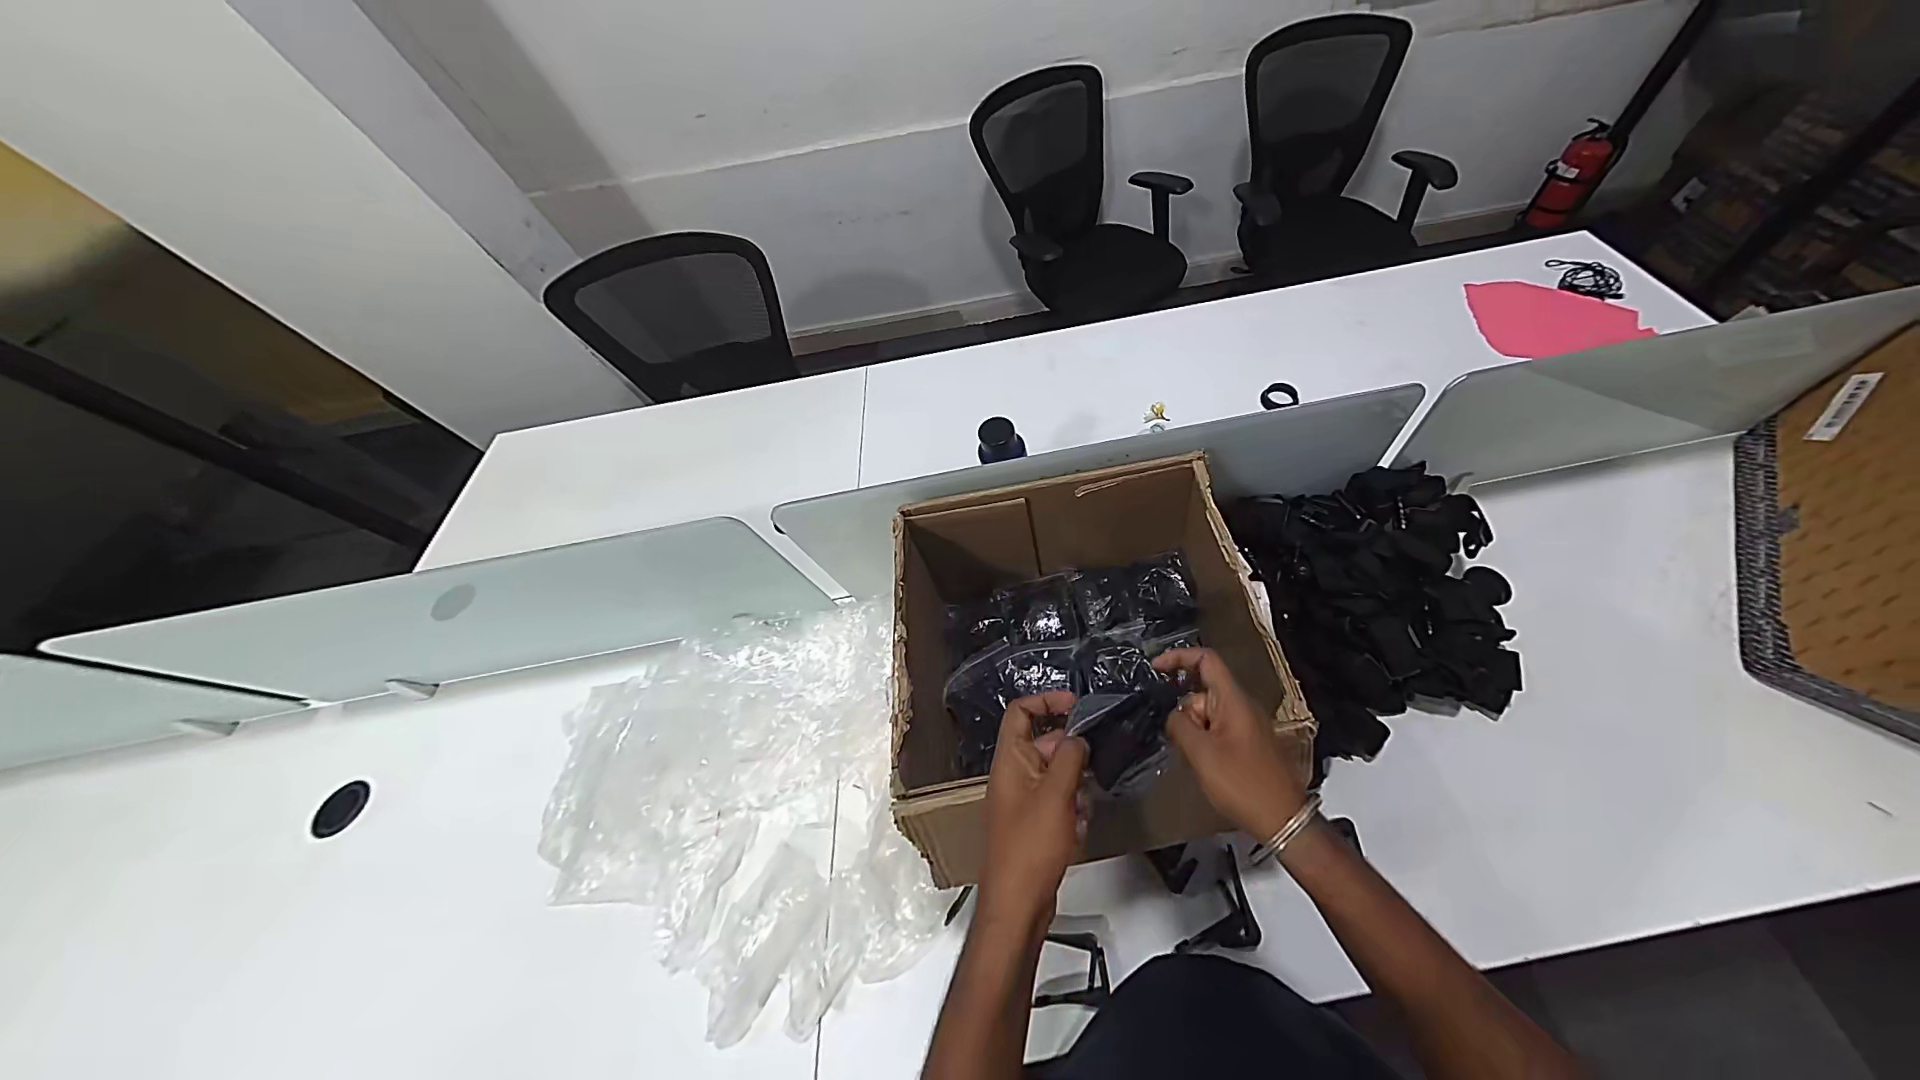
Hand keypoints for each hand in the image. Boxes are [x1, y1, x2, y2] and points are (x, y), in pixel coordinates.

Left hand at [978, 691, 1087, 930]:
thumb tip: (1078, 736)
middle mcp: (1013, 774)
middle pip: (1045, 744)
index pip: (1020, 712)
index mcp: (1009, 759)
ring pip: (1056, 774)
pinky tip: (1079, 828)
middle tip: (1094, 766)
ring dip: (1076, 785)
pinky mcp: (1035, 823)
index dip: (1046, 701)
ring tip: (1083, 806)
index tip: (1077, 705)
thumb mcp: (1056, 794)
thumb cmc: (1031, 846)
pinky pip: (1058, 801)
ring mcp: (1023, 799)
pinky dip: (1072, 809)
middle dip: (1072, 754)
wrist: (1018, 902)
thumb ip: (1070, 757)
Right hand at [1152, 647, 1306, 841]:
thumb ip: (1179, 725)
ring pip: (1207, 714)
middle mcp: (1243, 706)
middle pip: (1201, 693)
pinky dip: (1204, 741)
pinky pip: (1217, 729)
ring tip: (1197, 761)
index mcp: (1234, 701)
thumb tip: (1173, 714)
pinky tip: (1206, 765)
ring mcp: (1247, 724)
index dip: (1178, 657)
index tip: (1155, 669)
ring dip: (1194, 732)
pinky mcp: (1249, 742)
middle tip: (1184, 744)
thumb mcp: (1201, 754)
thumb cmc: (1242, 784)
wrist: (1283, 820)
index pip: (1206, 660)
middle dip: (1184, 713)